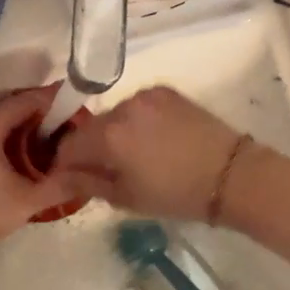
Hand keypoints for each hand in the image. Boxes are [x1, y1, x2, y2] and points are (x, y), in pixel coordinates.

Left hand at [0, 87, 84, 255]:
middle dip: (35, 104)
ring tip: (48, 124)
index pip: (24, 101)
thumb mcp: (30, 200)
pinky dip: (6, 122)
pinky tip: (26, 136)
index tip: (73, 102)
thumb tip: (92, 170)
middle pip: (8, 100)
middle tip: (62, 114)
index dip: (50, 99)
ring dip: (20, 112)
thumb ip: (64, 183)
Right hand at [53, 86, 248, 220]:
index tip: (71, 179)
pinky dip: (135, 122)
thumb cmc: (175, 194)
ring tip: (134, 157)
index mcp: (108, 136)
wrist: (231, 175)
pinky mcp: (166, 92)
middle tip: (105, 172)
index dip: (65, 165)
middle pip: (90, 127)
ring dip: (114, 134)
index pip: (68, 146)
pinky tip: (152, 140)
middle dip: (91, 148)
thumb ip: (86, 183)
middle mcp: (122, 107)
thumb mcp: (125, 198)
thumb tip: (58, 178)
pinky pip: (136, 107)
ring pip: (113, 116)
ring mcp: (146, 95)